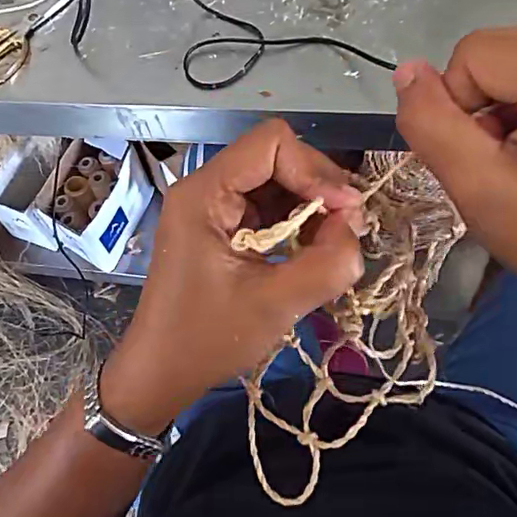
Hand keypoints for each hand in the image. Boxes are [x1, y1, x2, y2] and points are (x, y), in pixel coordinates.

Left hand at [103, 120, 365, 433]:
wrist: (161, 372)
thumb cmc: (208, 339)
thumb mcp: (276, 304)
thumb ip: (327, 262)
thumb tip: (355, 227)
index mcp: (205, 193)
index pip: (271, 143)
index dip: (315, 169)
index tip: (345, 212)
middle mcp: (205, 188)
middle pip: (276, 158)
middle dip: (317, 188)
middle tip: (349, 229)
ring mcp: (212, 207)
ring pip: (276, 182)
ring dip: (310, 207)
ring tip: (334, 243)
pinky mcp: (221, 227)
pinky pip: (267, 207)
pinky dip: (295, 223)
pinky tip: (311, 250)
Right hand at [394, 29, 516, 330]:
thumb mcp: (474, 184)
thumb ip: (430, 121)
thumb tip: (407, 70)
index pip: (481, 52)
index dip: (457, 102)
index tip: (481, 153)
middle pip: (498, 49)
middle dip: (478, 103)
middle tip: (496, 157)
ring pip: (509, 61)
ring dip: (493, 108)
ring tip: (515, 156)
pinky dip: (514, 109)